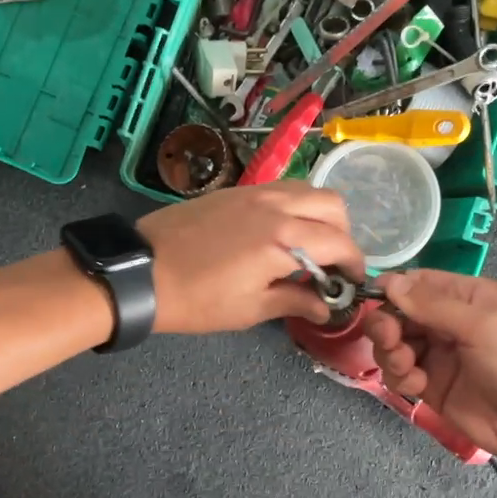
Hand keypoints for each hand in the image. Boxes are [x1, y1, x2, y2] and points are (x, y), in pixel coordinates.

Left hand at [137, 182, 366, 332]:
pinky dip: (294, 204)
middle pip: (332, 205)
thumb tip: (325, 307)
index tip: (352, 283)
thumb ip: (294, 301)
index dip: (355, 264)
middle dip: (343, 233)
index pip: (340, 243)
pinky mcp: (235, 190)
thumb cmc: (197, 300)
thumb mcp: (249, 309)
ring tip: (309, 244)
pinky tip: (280, 231)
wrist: (141, 270)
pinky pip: (281, 188)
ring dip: (320, 213)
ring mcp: (254, 192)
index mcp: (284, 239)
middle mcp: (276, 206)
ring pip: (307, 189)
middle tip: (332, 262)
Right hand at [363, 270, 496, 471]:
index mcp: (468, 298)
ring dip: (390, 351)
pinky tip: (415, 384)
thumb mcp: (481, 323)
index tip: (372, 299)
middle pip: (400, 314)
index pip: (419, 283)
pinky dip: (399, 376)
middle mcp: (450, 323)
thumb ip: (431, 303)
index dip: (393, 289)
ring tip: (405, 364)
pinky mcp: (433, 388)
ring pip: (395, 344)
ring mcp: (440, 357)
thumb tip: (388, 281)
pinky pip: (402, 374)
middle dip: (387, 324)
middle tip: (388, 338)